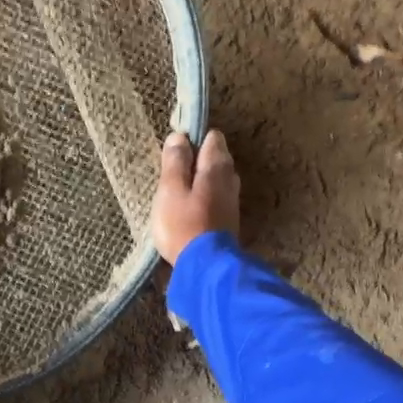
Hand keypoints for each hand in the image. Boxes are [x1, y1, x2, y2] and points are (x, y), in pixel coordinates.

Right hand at [151, 130, 240, 264]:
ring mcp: (232, 200)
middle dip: (198, 160)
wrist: (204, 265)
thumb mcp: (170, 191)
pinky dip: (206, 196)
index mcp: (216, 166)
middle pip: (217, 158)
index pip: (211, 138)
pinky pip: (217, 197)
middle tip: (174, 172)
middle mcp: (230, 178)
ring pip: (218, 179)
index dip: (193, 140)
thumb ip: (174, 163)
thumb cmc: (182, 225)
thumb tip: (178, 137)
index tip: (175, 151)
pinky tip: (193, 207)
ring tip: (182, 190)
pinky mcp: (229, 219)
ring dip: (202, 180)